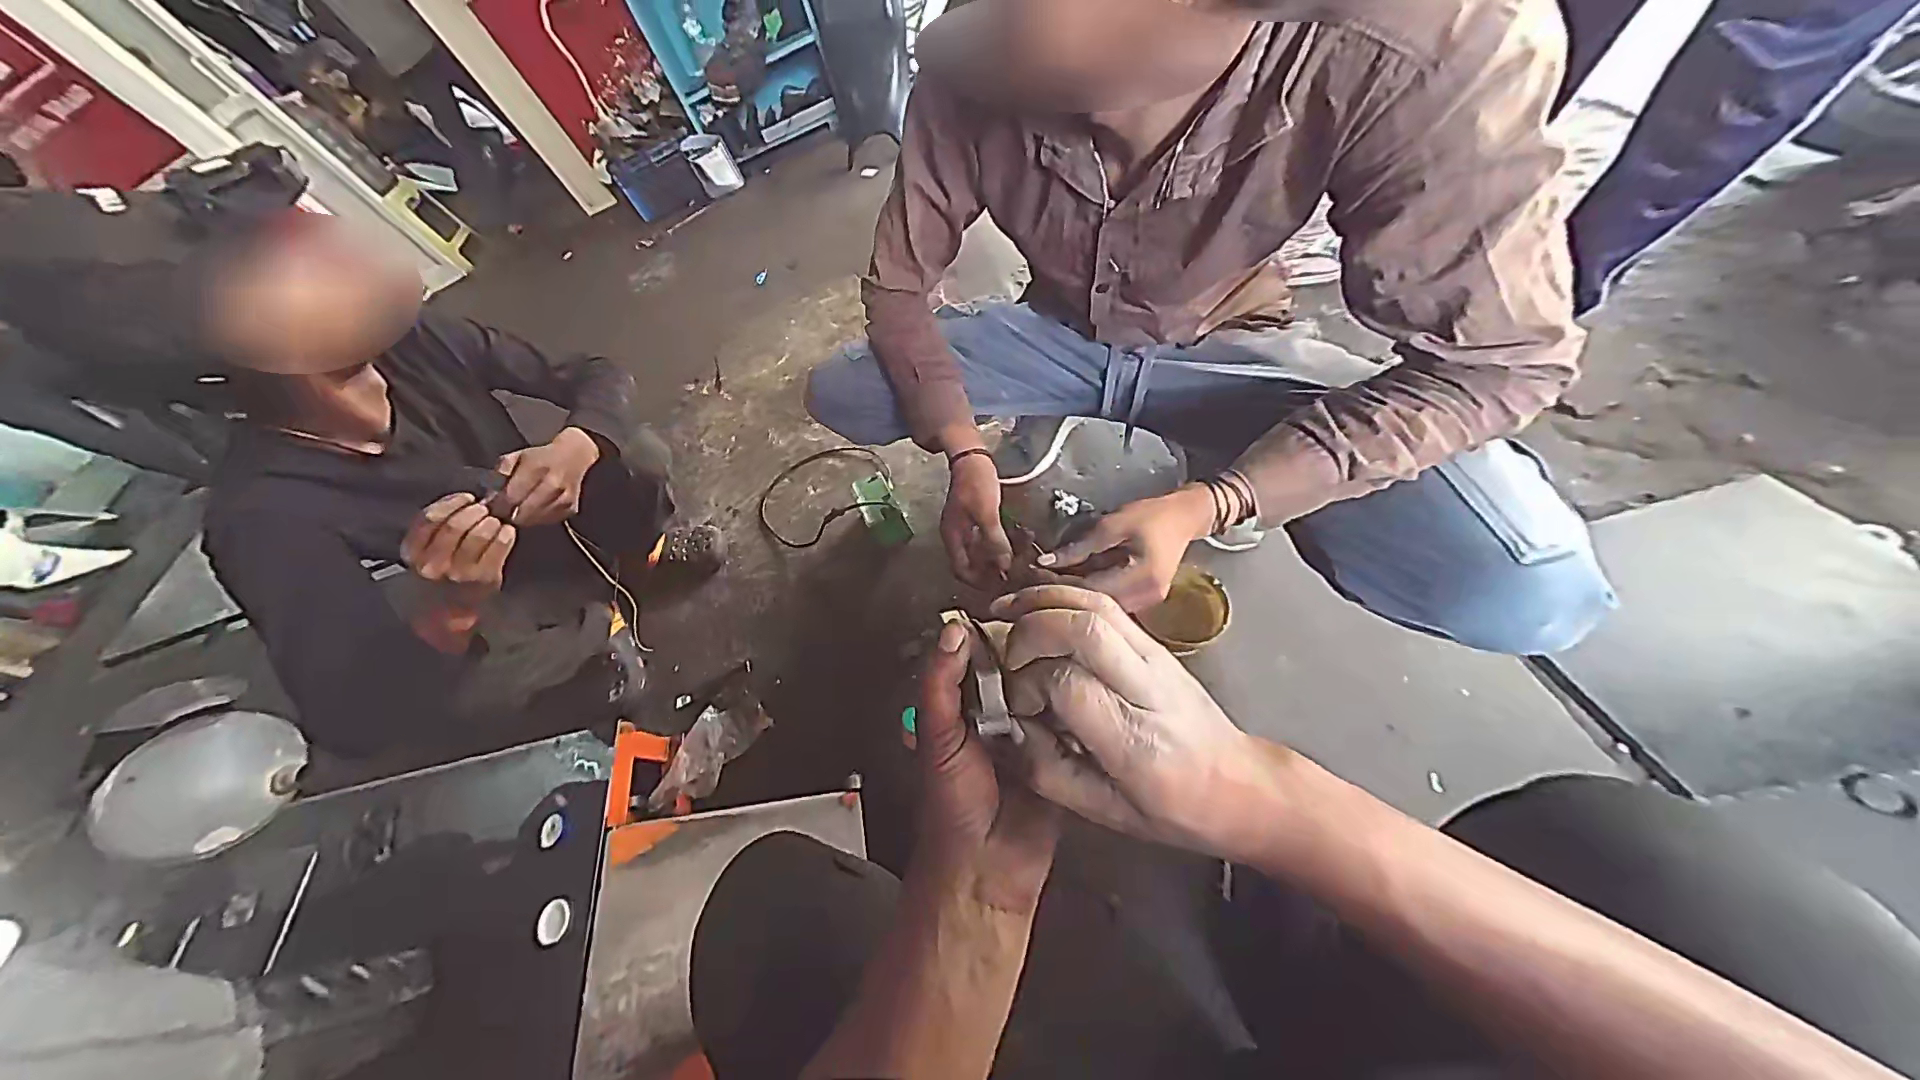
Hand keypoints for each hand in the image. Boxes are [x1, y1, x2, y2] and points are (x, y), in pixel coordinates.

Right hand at [402, 493, 517, 601]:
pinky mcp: (485, 578)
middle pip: (456, 525)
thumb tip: (462, 503)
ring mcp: (460, 572)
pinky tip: (508, 531)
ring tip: (496, 520)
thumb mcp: (424, 555)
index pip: (430, 519)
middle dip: (475, 510)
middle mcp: (433, 564)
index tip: (467, 498)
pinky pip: (498, 548)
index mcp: (412, 554)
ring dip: (491, 521)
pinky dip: (505, 535)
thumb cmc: (439, 578)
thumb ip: (435, 531)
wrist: (449, 615)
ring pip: (478, 535)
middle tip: (486, 508)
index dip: (452, 503)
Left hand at [494, 427, 600, 525]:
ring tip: (516, 511)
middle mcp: (553, 485)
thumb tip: (489, 499)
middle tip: (501, 512)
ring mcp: (564, 499)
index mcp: (536, 469)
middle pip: (522, 512)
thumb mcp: (516, 457)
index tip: (490, 508)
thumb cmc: (542, 457)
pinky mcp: (571, 508)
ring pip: (534, 520)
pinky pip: (547, 521)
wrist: (575, 457)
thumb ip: (500, 475)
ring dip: (522, 518)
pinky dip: (537, 519)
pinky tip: (533, 510)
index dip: (497, 506)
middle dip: (508, 514)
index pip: (511, 497)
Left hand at [914, 618, 1059, 912]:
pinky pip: (1070, 718)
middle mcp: (996, 709)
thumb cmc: (950, 805)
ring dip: (1056, 676)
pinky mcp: (1059, 749)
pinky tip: (1089, 687)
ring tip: (1074, 653)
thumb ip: (939, 685)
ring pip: (1045, 686)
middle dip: (1032, 651)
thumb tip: (953, 632)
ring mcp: (1030, 727)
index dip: (993, 630)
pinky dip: (1077, 706)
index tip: (1016, 608)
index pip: (977, 651)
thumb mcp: (936, 736)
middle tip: (1053, 631)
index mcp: (961, 701)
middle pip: (1018, 665)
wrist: (987, 866)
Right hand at [940, 451, 1013, 589]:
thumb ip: (994, 542)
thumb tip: (1003, 568)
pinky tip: (1014, 542)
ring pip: (979, 551)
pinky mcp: (973, 517)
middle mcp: (956, 535)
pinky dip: (997, 543)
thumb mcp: (987, 514)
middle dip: (990, 571)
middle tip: (1012, 574)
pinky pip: (984, 538)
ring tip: (1017, 560)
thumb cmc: (976, 484)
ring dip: (996, 557)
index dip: (978, 581)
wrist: (971, 455)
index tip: (999, 584)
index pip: (961, 570)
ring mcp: (964, 526)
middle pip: (970, 563)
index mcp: (953, 536)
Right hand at [994, 585, 1301, 865]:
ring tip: (1005, 611)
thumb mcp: (1103, 811)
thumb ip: (1045, 769)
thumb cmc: (1174, 808)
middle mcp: (1149, 689)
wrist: (1239, 784)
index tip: (1016, 704)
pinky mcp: (1154, 643)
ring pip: (1096, 604)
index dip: (1028, 686)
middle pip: (1084, 629)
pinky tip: (1037, 605)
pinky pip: (1105, 604)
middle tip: (1007, 654)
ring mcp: (1156, 658)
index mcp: (1136, 742)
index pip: (1069, 685)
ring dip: (1043, 600)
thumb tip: (1005, 723)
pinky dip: (1064, 596)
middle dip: (1030, 631)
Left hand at [1039, 486, 1213, 612]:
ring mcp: (1145, 605)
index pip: (1089, 590)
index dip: (1058, 585)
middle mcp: (1145, 599)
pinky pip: (1108, 603)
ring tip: (1044, 584)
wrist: (1184, 518)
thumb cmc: (1151, 516)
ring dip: (1073, 597)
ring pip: (1099, 609)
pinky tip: (1068, 584)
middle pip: (1093, 605)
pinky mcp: (1141, 602)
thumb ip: (1080, 546)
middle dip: (1061, 594)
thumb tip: (1045, 561)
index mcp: (1142, 579)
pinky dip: (1087, 594)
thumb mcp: (1113, 524)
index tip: (1031, 576)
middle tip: (1031, 584)